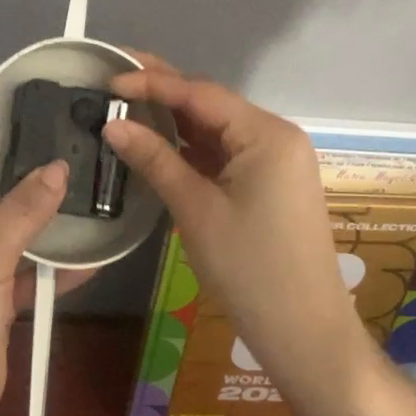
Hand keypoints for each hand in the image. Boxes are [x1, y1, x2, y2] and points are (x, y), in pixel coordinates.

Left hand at [0, 127, 83, 415]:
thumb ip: (19, 211)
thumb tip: (58, 167)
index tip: (46, 109)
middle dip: (32, 169)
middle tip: (86, 146)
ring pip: (14, 225)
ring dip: (48, 216)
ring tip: (99, 188)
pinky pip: (27, 267)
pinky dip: (54, 262)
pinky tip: (95, 251)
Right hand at [102, 57, 374, 382]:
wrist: (306, 336)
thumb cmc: (250, 270)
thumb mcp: (196, 211)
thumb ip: (155, 160)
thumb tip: (112, 125)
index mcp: (266, 134)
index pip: (200, 93)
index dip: (152, 83)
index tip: (109, 79)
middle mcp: (276, 137)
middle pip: (210, 103)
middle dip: (162, 91)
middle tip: (114, 79)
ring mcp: (275, 161)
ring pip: (216, 128)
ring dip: (174, 119)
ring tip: (125, 106)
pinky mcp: (269, 184)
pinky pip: (224, 152)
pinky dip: (190, 147)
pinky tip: (157, 142)